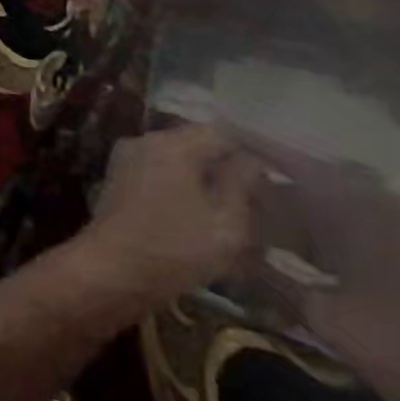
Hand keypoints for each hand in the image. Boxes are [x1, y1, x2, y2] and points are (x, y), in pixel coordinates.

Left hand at [77, 124, 262, 305]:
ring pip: (180, 160)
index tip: (286, 170)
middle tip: (270, 191)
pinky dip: (187, 186)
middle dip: (233, 164)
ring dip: (211, 177)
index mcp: (168, 145)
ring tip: (247, 204)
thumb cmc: (175, 246)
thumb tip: (253, 159)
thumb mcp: (225, 221)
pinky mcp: (121, 178)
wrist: (113, 267)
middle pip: (198, 144)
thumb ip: (241, 182)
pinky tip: (211, 209)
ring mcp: (127, 158)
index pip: (221, 133)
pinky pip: (163, 173)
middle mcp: (143, 142)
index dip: (256, 149)